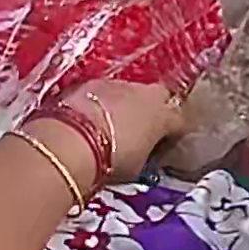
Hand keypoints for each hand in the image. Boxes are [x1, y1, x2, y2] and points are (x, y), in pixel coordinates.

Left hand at [52, 79, 183, 181]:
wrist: (69, 143)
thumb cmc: (112, 160)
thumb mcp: (138, 167)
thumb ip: (147, 154)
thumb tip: (144, 153)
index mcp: (163, 115)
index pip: (179, 120)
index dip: (173, 134)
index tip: (164, 147)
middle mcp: (145, 93)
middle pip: (158, 97)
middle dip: (153, 110)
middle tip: (142, 130)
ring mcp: (116, 84)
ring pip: (128, 92)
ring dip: (124, 106)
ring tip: (111, 128)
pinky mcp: (89, 83)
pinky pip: (103, 93)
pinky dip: (100, 104)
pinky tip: (90, 122)